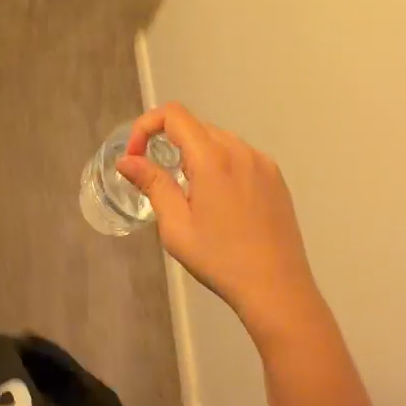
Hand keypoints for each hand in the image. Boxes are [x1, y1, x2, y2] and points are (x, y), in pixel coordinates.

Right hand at [117, 104, 326, 345]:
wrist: (278, 290)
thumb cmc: (221, 259)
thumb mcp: (176, 226)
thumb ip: (152, 184)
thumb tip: (127, 160)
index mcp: (212, 158)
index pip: (173, 114)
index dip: (146, 125)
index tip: (136, 155)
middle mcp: (239, 150)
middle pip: (195, 125)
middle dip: (169, 142)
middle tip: (161, 179)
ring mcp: (262, 162)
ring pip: (218, 139)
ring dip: (196, 153)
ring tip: (191, 193)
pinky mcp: (275, 177)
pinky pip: (240, 155)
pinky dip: (220, 163)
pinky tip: (221, 199)